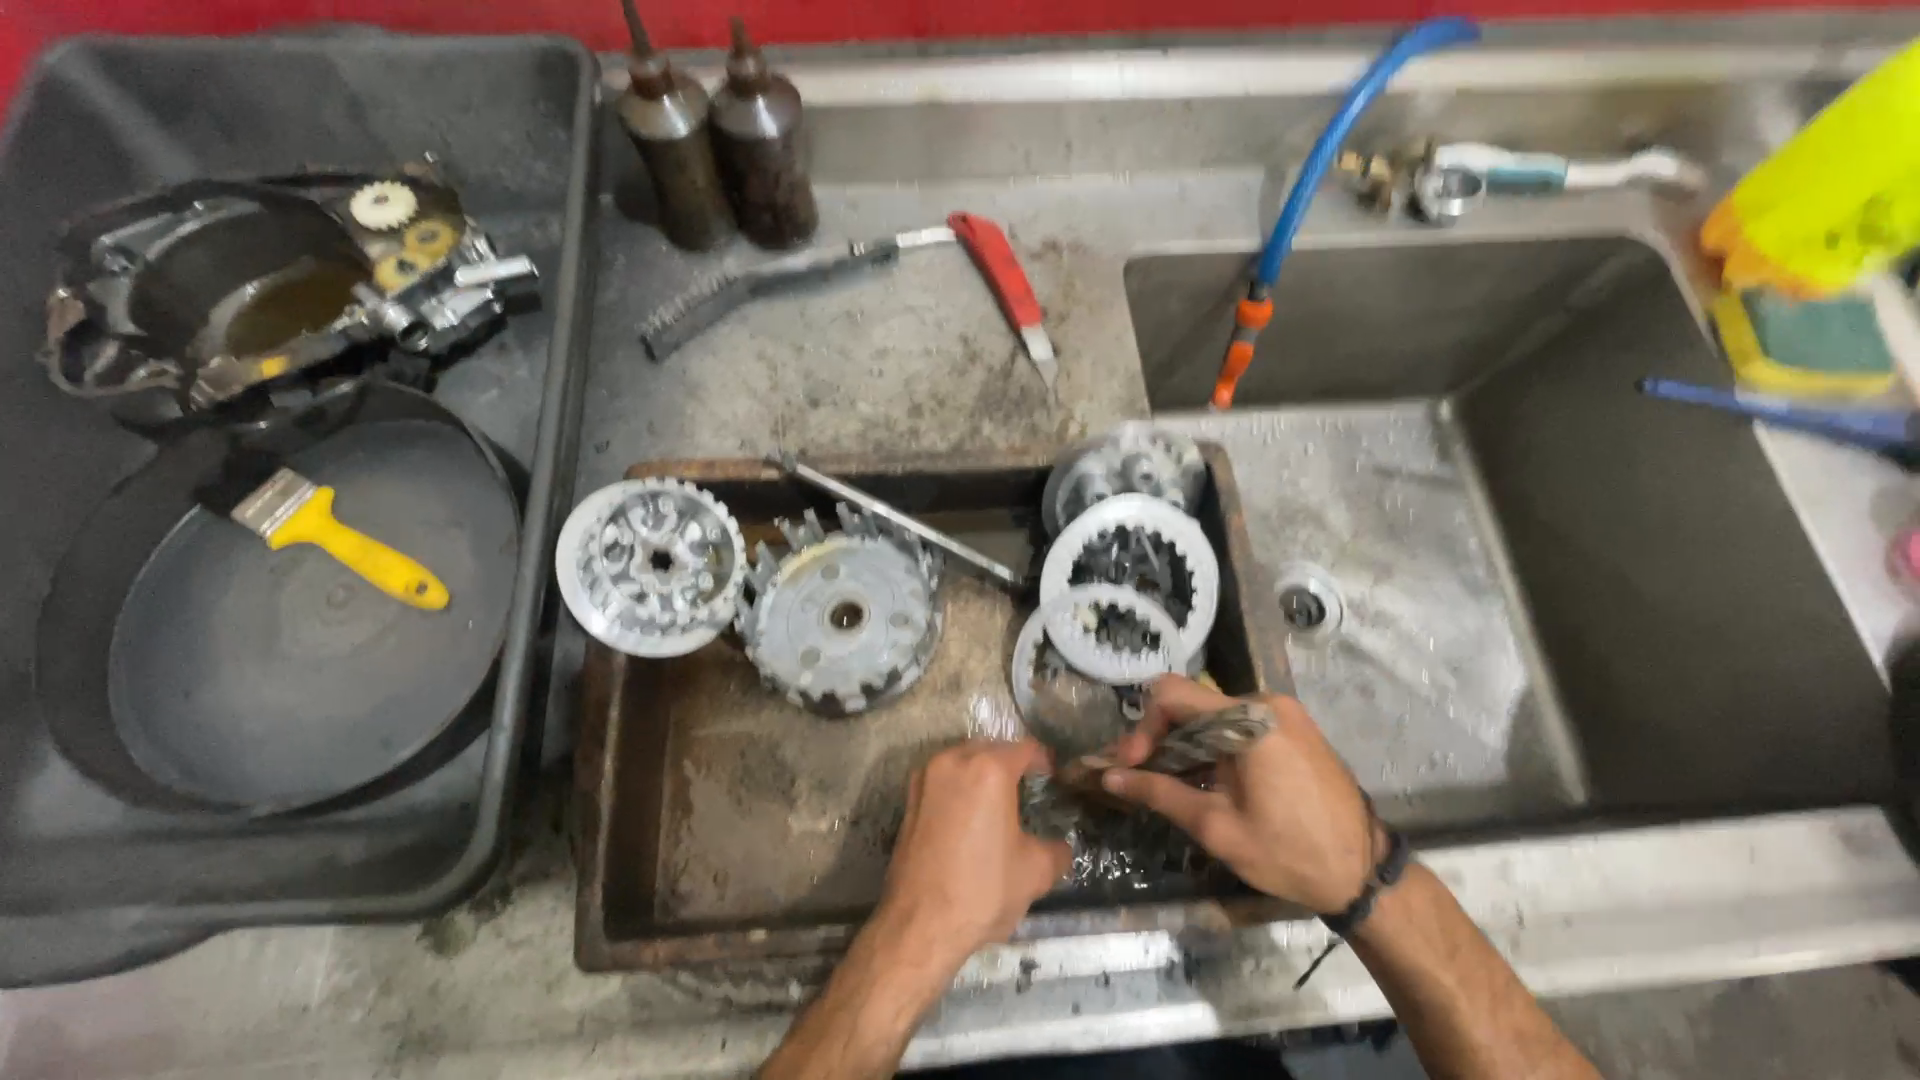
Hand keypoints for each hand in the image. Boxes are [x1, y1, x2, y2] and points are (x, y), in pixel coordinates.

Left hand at [874, 739, 1072, 965]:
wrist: (920, 924)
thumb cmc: (983, 891)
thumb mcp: (1036, 872)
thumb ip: (1056, 849)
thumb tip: (1059, 846)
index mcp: (989, 769)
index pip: (1025, 748)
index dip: (1044, 760)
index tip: (1053, 777)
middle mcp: (953, 762)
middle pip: (990, 748)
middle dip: (1010, 762)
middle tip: (1028, 788)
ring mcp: (925, 779)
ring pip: (962, 760)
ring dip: (981, 772)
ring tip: (998, 801)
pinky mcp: (908, 800)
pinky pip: (941, 780)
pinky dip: (959, 788)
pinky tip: (970, 816)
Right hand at [1100, 675, 1381, 913]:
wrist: (1366, 875)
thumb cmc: (1289, 854)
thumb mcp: (1217, 827)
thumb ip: (1159, 793)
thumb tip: (1109, 776)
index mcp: (1249, 720)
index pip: (1172, 694)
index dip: (1142, 726)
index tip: (1131, 765)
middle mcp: (1266, 704)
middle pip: (1192, 703)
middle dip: (1159, 738)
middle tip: (1138, 776)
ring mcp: (1284, 714)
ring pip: (1213, 715)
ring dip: (1185, 744)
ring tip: (1165, 781)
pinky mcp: (1293, 729)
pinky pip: (1238, 725)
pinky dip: (1212, 746)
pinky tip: (1202, 778)